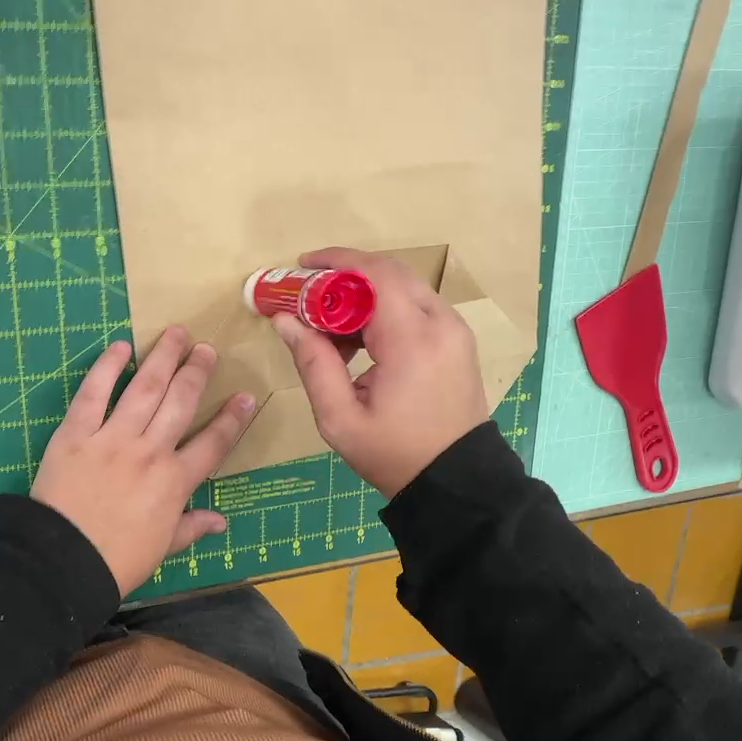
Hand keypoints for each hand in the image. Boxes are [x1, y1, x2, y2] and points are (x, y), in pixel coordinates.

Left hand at [31, 328, 255, 595]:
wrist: (63, 561)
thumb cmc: (116, 562)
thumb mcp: (161, 549)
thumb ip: (190, 528)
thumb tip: (220, 522)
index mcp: (175, 483)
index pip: (213, 444)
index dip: (232, 419)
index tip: (245, 396)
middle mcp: (150, 452)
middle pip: (181, 403)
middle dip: (197, 373)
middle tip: (207, 349)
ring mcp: (113, 439)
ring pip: (144, 389)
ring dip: (163, 359)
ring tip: (177, 334)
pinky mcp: (76, 434)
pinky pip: (94, 394)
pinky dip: (107, 368)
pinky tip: (121, 347)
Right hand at [274, 247, 487, 497]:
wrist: (454, 479)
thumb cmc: (392, 453)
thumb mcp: (339, 417)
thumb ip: (312, 363)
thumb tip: (285, 320)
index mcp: (412, 341)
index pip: (376, 275)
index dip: (337, 261)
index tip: (302, 266)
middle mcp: (440, 323)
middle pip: (391, 273)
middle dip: (346, 275)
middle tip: (309, 293)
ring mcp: (454, 330)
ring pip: (404, 287)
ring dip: (365, 294)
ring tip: (329, 325)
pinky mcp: (457, 340)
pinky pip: (417, 306)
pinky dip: (384, 310)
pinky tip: (359, 340)